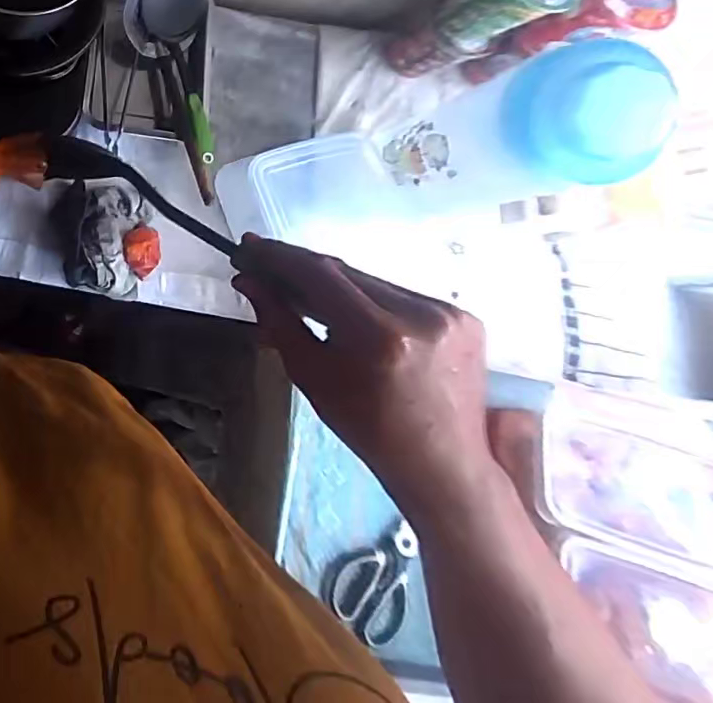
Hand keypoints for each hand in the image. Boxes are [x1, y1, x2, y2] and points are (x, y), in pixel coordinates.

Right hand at [231, 235, 493, 521]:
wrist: (442, 464)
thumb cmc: (368, 427)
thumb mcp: (312, 376)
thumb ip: (279, 322)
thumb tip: (249, 281)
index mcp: (380, 336)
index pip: (319, 275)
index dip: (279, 257)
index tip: (249, 248)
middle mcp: (419, 314)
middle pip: (343, 272)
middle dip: (298, 266)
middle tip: (261, 265)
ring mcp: (447, 312)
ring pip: (368, 280)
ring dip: (328, 281)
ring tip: (295, 288)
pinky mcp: (463, 315)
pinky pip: (396, 293)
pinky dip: (363, 296)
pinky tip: (343, 308)